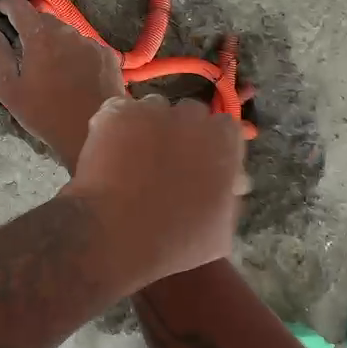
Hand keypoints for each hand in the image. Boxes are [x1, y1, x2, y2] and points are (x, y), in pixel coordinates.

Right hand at [0, 0, 123, 169]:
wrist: (93, 136)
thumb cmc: (44, 114)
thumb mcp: (10, 88)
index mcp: (40, 36)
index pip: (19, 5)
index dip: (5, 4)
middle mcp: (66, 31)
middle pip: (42, 18)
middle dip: (29, 27)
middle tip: (22, 49)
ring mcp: (90, 42)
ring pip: (64, 31)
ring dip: (53, 40)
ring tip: (50, 66)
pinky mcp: (107, 54)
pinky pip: (84, 44)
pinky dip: (74, 52)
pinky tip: (73, 74)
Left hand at [64, 96, 248, 284]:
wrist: (116, 231)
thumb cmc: (176, 239)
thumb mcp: (220, 228)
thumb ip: (230, 195)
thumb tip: (234, 179)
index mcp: (222, 141)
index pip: (225, 129)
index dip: (213, 144)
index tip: (202, 160)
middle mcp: (189, 116)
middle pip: (190, 114)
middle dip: (183, 131)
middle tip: (168, 158)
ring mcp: (150, 109)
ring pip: (153, 108)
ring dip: (149, 125)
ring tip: (136, 155)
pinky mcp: (115, 110)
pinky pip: (120, 109)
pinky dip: (118, 124)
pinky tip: (113, 149)